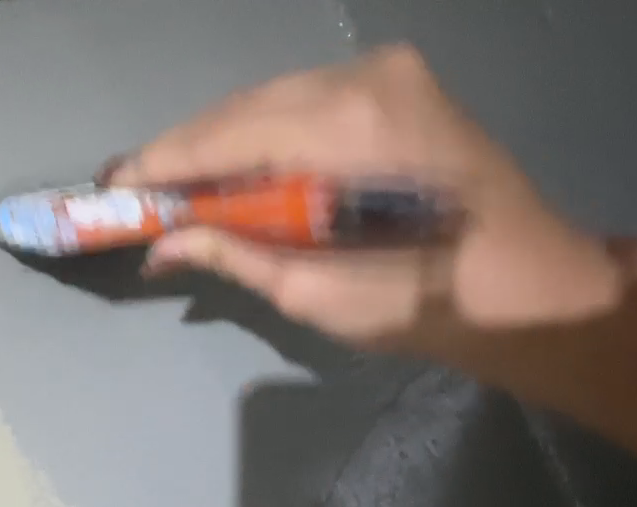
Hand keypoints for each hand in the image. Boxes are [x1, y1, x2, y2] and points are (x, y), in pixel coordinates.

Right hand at [108, 46, 620, 347]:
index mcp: (344, 131)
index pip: (224, 136)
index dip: (162, 164)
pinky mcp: (397, 84)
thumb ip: (235, 252)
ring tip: (173, 183)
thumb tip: (164, 243)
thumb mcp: (313, 289)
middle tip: (133, 188)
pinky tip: (233, 166)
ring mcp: (385, 74)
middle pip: (241, 108)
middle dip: (182, 151)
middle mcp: (362, 80)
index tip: (113, 188)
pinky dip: (259, 134)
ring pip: (268, 99)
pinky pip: (302, 101)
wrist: (523, 283)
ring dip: (217, 142)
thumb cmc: (418, 302)